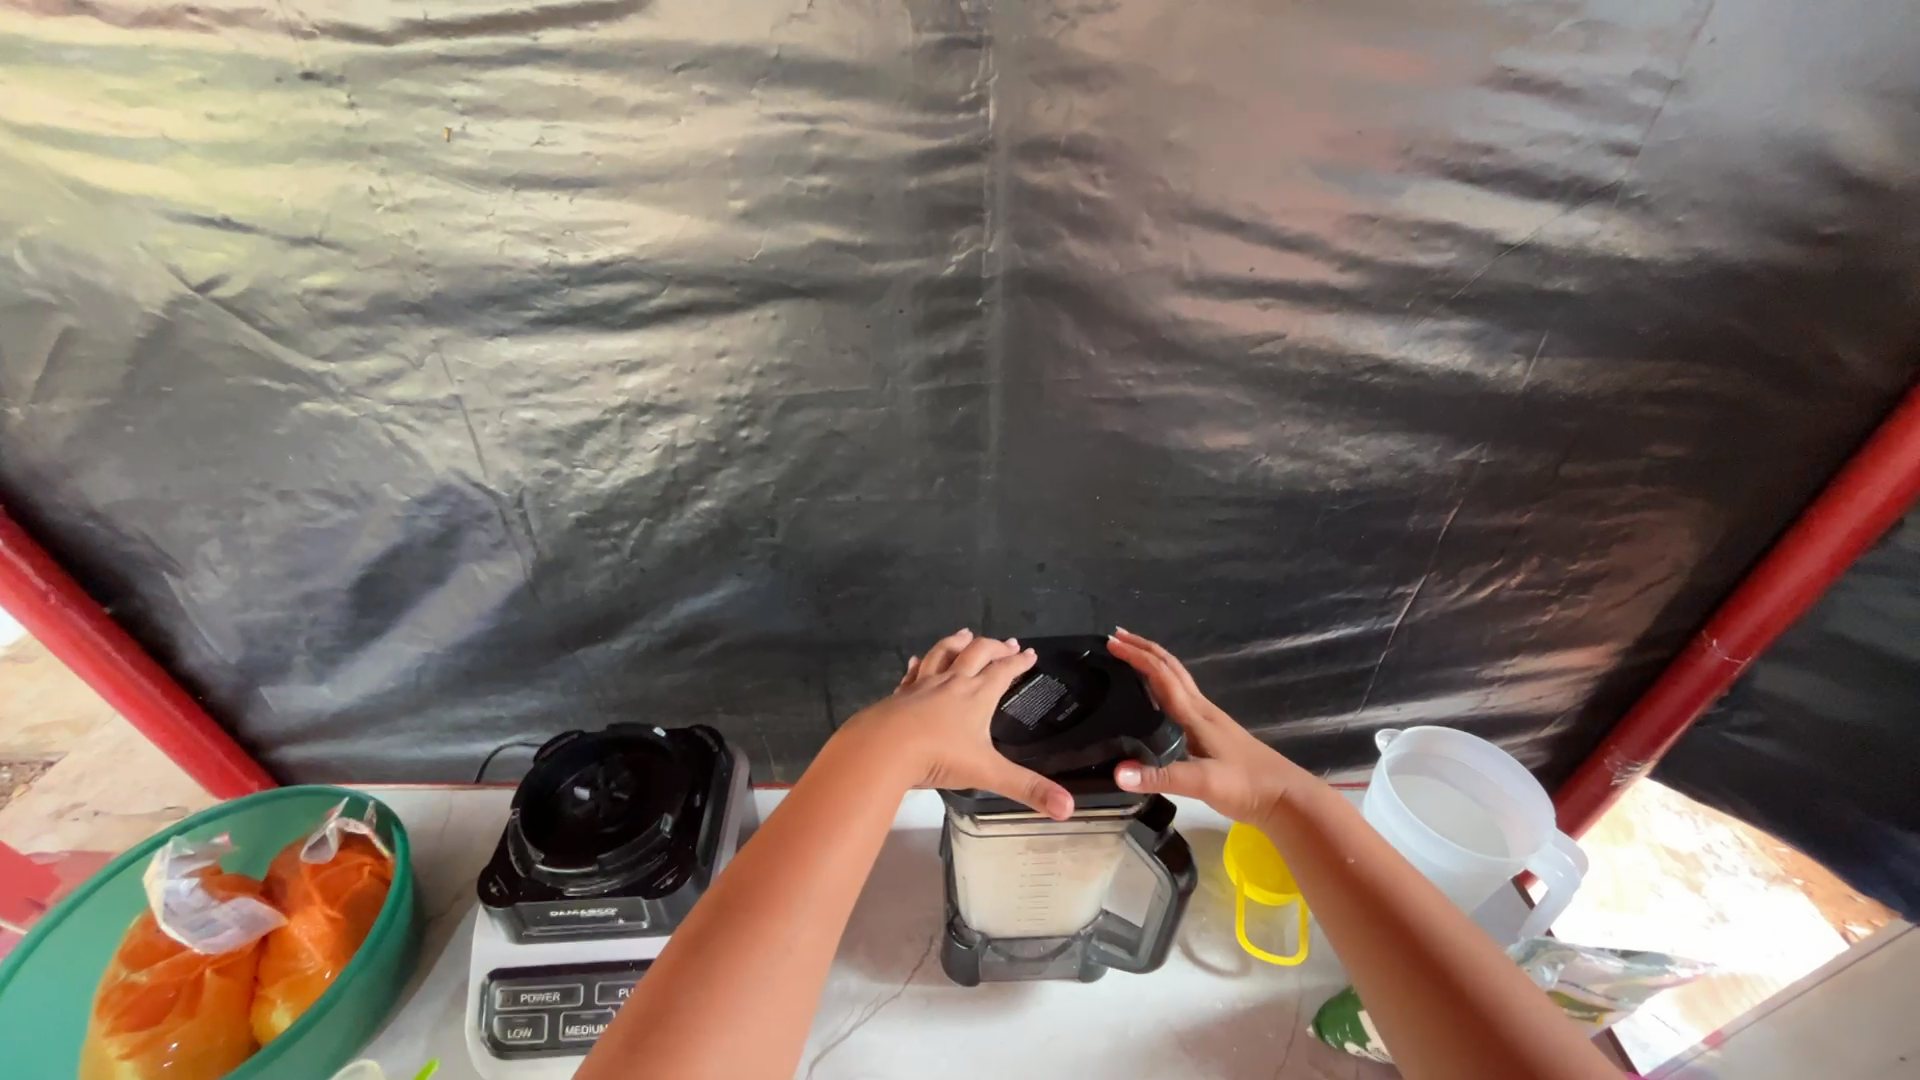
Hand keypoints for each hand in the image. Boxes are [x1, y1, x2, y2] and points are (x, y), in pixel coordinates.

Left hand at [841, 629, 1073, 819]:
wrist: (885, 747)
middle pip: (977, 654)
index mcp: (977, 696)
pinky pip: (912, 673)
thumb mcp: (988, 773)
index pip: (1003, 672)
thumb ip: (1027, 789)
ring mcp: (924, 685)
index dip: (1018, 662)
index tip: (1030, 653)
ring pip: (943, 654)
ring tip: (966, 634)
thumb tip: (1068, 808)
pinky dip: (918, 664)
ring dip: (957, 642)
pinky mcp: (901, 694)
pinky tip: (916, 662)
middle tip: (1007, 642)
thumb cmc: (939, 756)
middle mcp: (952, 683)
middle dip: (994, 647)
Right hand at [1106, 628, 1310, 823]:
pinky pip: (1181, 696)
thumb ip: (1160, 777)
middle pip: (1170, 667)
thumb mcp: (1202, 783)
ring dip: (1153, 662)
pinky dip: (1162, 683)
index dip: (1136, 656)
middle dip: (1143, 649)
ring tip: (1131, 656)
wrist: (1287, 798)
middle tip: (1116, 637)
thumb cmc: (1247, 785)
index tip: (1111, 643)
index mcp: (1195, 714)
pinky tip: (1155, 696)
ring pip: (1177, 679)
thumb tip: (1117, 772)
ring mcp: (1208, 719)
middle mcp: (1201, 709)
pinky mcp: (1212, 732)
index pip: (1161, 675)